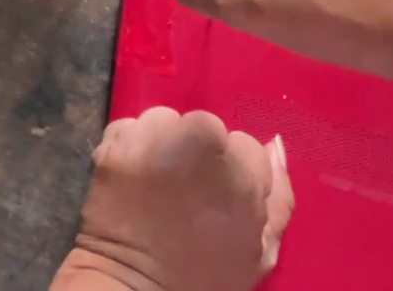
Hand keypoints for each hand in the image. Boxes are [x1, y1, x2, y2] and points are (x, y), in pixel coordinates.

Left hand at [52, 107, 292, 290]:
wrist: (136, 288)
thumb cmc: (206, 280)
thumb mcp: (261, 253)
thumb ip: (278, 199)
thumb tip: (275, 144)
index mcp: (241, 177)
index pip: (246, 145)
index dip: (233, 169)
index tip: (218, 192)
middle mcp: (197, 147)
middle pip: (205, 125)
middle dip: (198, 148)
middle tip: (187, 182)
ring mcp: (151, 140)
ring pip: (164, 119)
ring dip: (163, 139)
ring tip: (158, 176)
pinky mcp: (114, 142)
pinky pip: (128, 126)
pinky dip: (130, 143)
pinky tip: (132, 173)